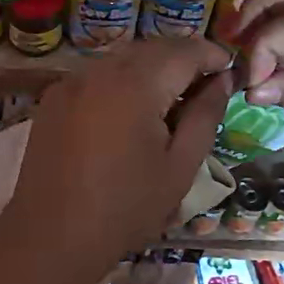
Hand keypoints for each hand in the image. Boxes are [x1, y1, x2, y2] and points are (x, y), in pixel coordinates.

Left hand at [2, 38, 232, 270]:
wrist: (51, 235)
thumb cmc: (126, 207)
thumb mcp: (180, 166)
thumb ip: (204, 115)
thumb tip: (221, 81)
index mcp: (136, 84)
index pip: (184, 50)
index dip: (213, 55)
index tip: (232, 70)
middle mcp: (100, 70)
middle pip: (151, 48)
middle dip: (183, 59)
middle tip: (207, 86)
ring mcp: (71, 81)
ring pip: (122, 59)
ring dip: (152, 68)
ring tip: (172, 100)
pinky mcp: (53, 98)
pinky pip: (97, 76)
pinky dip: (121, 81)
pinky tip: (131, 112)